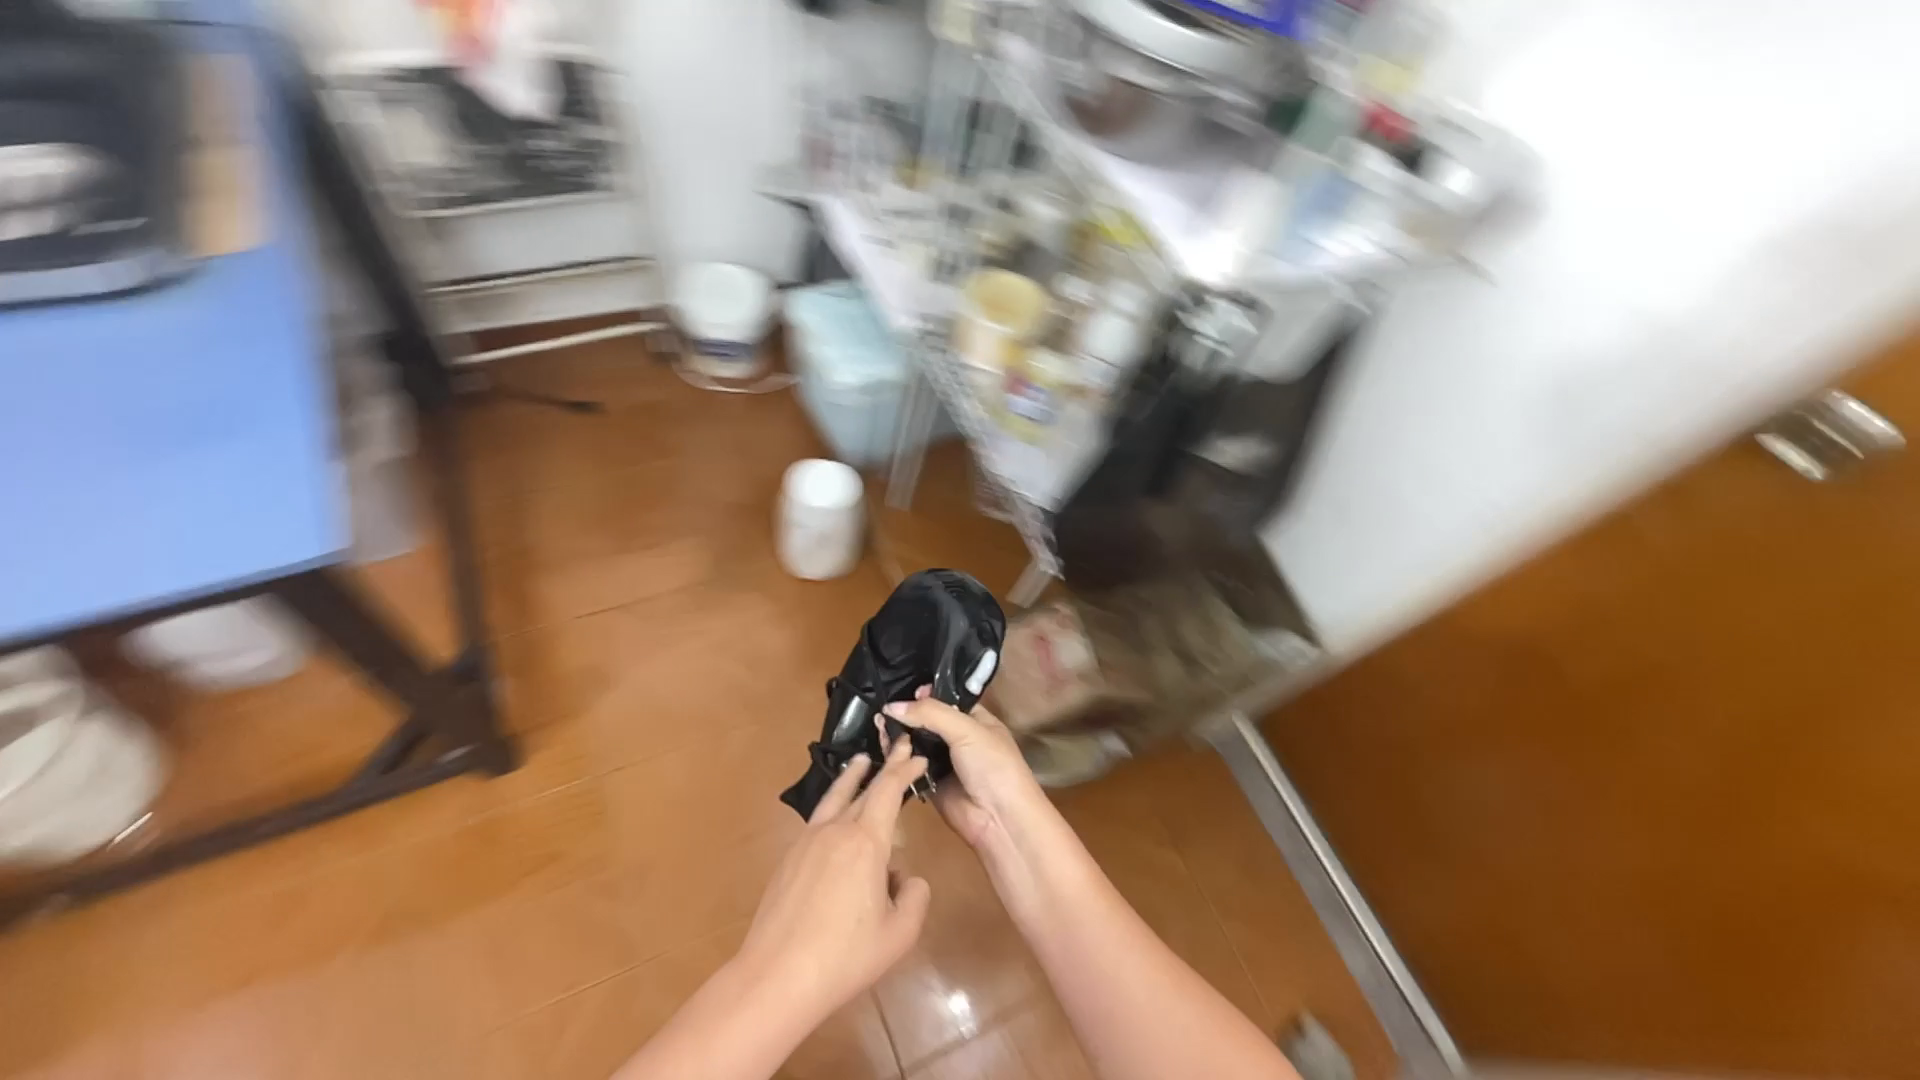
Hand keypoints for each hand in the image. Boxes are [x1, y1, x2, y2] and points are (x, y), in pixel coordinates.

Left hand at [732, 737, 932, 1021]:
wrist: (777, 976)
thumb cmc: (845, 956)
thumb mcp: (899, 933)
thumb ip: (914, 897)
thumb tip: (903, 878)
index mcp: (866, 842)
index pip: (888, 791)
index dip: (903, 769)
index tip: (916, 754)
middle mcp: (835, 832)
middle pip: (862, 790)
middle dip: (884, 769)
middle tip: (898, 750)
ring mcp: (807, 843)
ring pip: (834, 800)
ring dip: (851, 779)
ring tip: (860, 764)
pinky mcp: (789, 860)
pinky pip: (817, 822)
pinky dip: (833, 808)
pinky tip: (836, 820)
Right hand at [882, 689, 1046, 854]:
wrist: (998, 819)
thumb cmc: (993, 766)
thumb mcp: (967, 730)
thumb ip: (931, 713)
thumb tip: (891, 706)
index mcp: (976, 720)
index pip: (948, 699)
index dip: (927, 694)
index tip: (903, 690)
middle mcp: (959, 738)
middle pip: (928, 720)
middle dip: (907, 714)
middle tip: (882, 707)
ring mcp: (944, 761)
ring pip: (916, 742)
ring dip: (898, 734)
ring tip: (877, 721)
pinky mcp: (930, 782)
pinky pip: (910, 765)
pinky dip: (896, 756)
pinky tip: (881, 744)